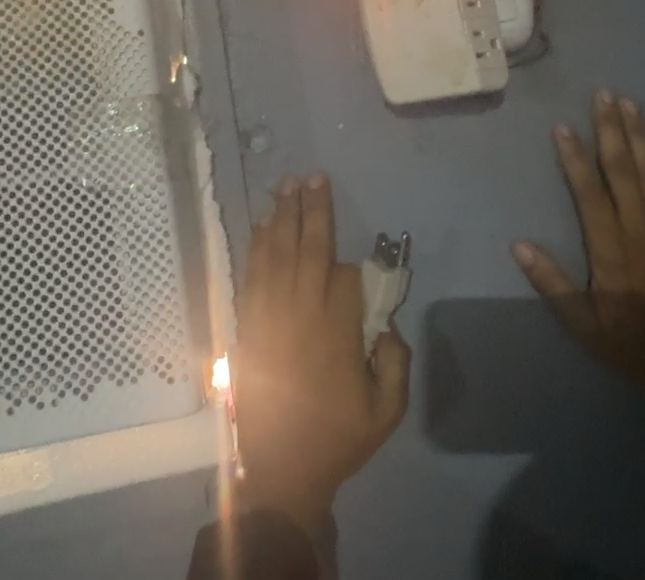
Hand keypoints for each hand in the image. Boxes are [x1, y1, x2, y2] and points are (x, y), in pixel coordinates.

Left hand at [234, 174, 410, 533]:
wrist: (280, 469)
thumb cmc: (337, 438)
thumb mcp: (386, 411)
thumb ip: (395, 363)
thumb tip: (386, 323)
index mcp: (337, 331)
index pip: (344, 277)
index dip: (348, 267)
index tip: (352, 267)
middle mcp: (302, 314)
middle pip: (307, 250)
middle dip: (312, 210)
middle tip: (313, 176)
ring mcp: (269, 317)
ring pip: (276, 255)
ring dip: (281, 217)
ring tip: (286, 184)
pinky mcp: (248, 325)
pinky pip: (252, 275)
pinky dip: (256, 247)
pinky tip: (260, 225)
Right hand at [513, 90, 644, 414]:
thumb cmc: (631, 342)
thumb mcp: (582, 323)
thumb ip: (552, 283)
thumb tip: (519, 245)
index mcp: (611, 248)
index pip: (588, 192)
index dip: (574, 158)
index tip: (563, 127)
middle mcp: (641, 228)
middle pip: (623, 169)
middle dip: (611, 130)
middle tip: (603, 94)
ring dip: (641, 134)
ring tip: (630, 102)